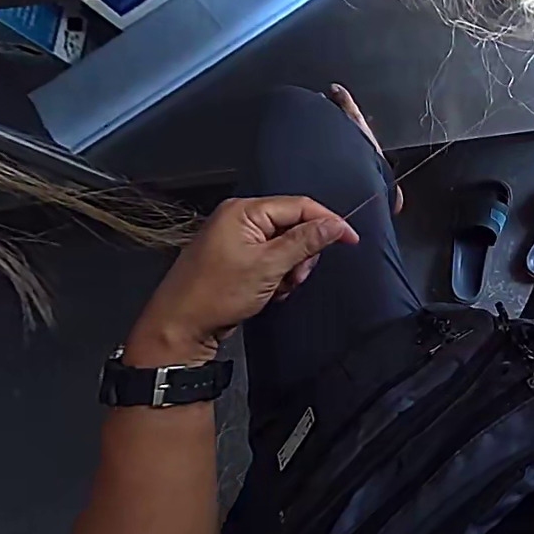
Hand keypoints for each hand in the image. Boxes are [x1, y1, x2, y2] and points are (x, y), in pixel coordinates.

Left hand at [126, 196, 357, 365]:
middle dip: (304, 253)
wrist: (182, 327)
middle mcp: (241, 220)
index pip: (300, 206)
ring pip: (289, 246)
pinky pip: (276, 260)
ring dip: (293, 269)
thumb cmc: (212, 295)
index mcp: (244, 211)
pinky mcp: (242, 258)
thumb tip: (334, 225)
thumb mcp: (269, 265)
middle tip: (295, 274)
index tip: (350, 239)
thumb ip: (305, 241)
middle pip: (296, 226)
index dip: (329, 222)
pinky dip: (281, 276)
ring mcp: (241, 240)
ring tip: (278, 285)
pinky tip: (270, 290)